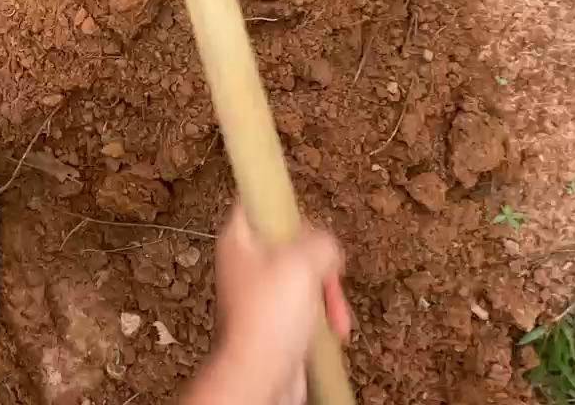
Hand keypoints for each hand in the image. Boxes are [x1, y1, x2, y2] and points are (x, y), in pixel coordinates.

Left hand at [182, 208, 351, 404]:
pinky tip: (333, 330)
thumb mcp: (301, 262)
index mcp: (239, 237)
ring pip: (301, 276)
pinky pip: (303, 305)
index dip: (283, 204)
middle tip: (330, 274)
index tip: (307, 215)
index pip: (256, 201)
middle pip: (289, 242)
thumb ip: (319, 241)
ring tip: (336, 313)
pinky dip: (321, 315)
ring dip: (326, 293)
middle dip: (319, 261)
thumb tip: (327, 245)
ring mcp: (258, 291)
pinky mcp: (273, 318)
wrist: (261, 373)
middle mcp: (244, 261)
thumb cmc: (269, 315)